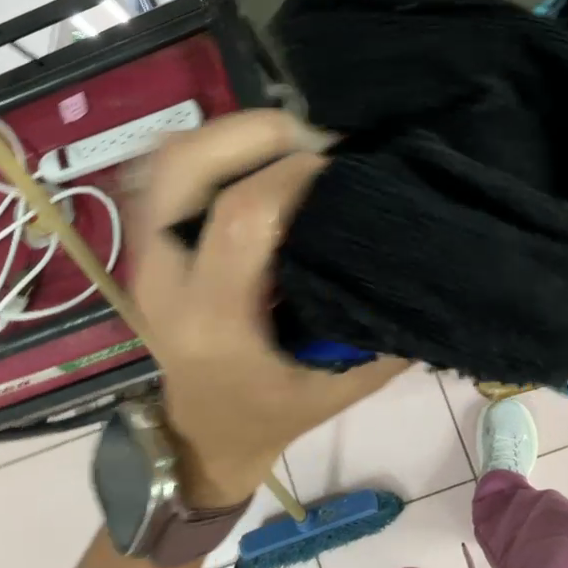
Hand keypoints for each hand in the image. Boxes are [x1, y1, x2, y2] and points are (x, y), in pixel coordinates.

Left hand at [129, 110, 408, 507]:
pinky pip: (164, 171)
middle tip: (313, 142)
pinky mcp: (143, 245)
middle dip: (256, 131)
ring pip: (167, 157)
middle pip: (186, 165)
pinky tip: (254, 163)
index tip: (344, 169)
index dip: (297, 174)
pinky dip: (210, 150)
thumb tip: (424, 255)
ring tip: (287, 146)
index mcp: (214, 323)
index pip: (244, 216)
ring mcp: (144, 258)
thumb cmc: (273, 414)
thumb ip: (380, 325)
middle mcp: (166, 280)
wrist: (201, 436)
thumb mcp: (342, 384)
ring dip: (231, 135)